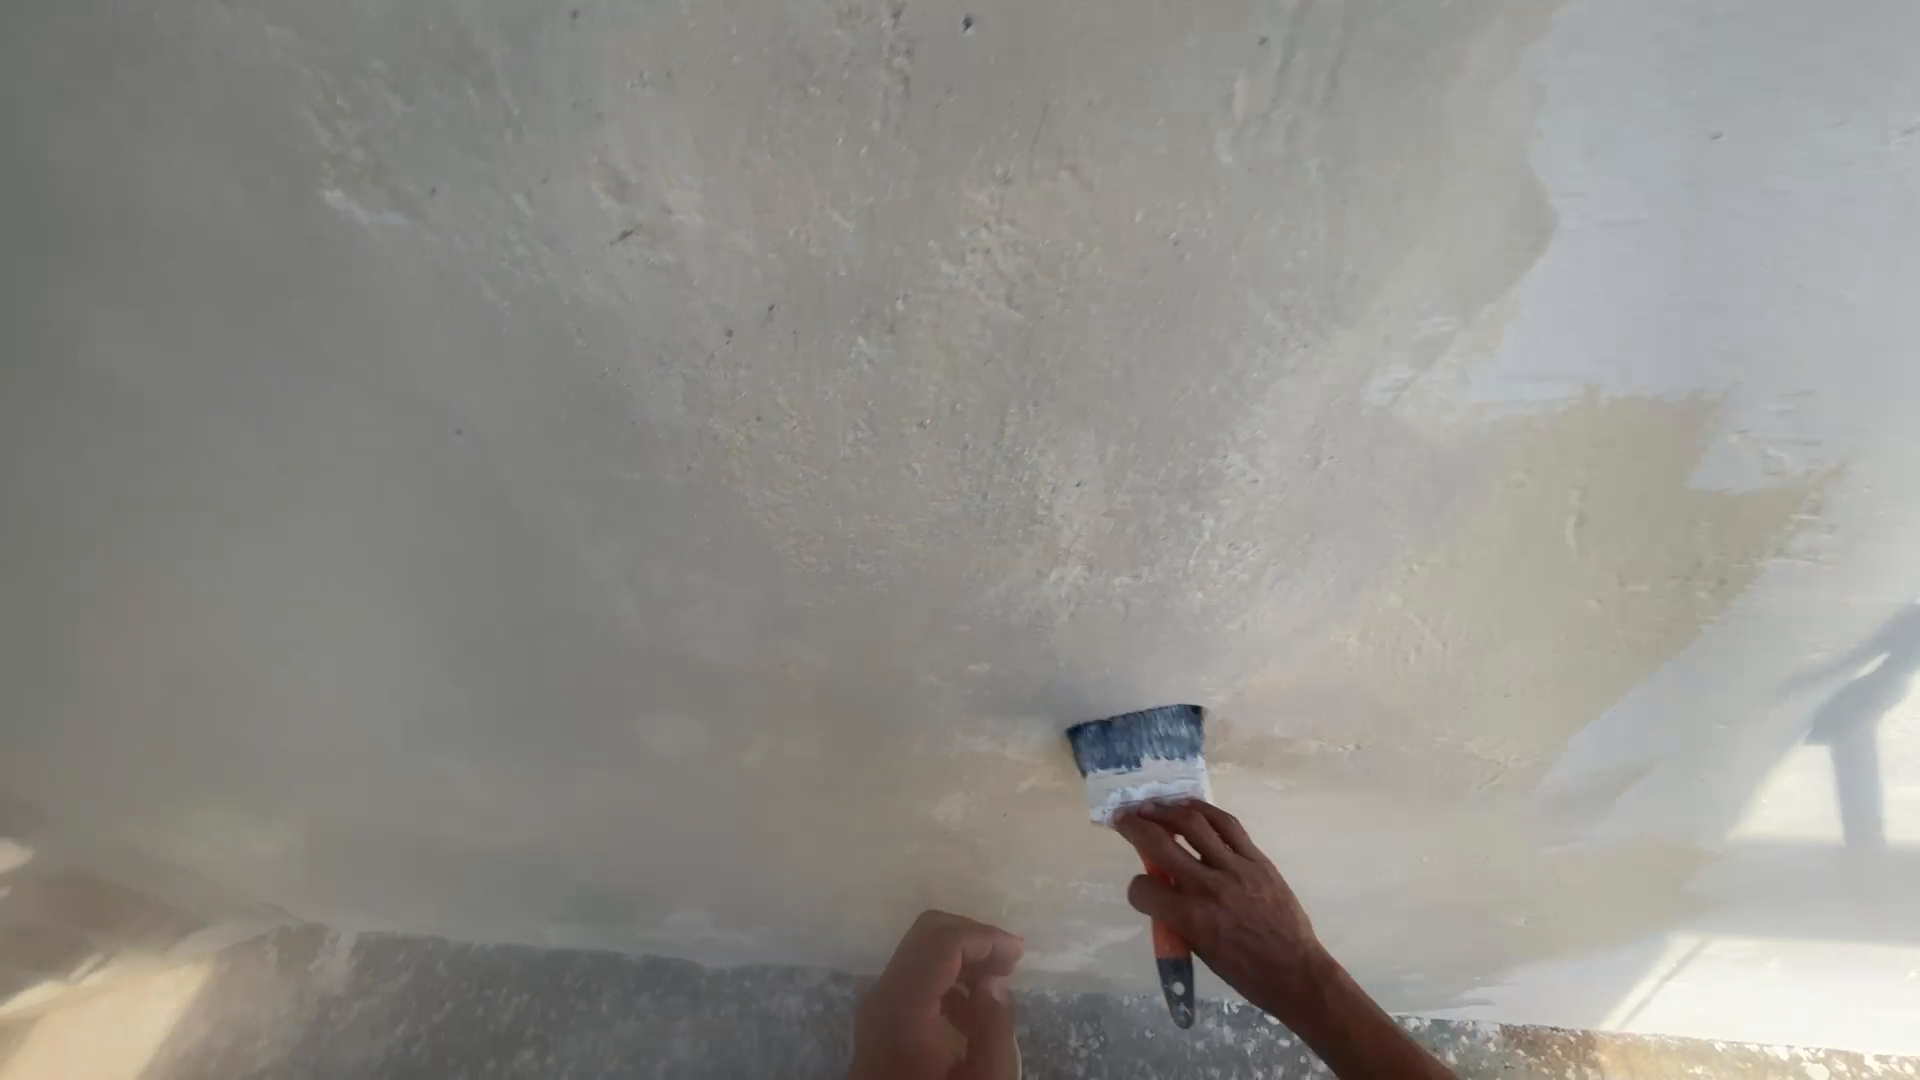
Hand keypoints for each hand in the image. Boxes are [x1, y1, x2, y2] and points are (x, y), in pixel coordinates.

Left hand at [850, 910, 1024, 1079]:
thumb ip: (994, 1029)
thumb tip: (994, 982)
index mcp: (902, 1006)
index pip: (942, 941)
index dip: (984, 937)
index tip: (1019, 953)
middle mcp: (882, 995)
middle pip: (927, 934)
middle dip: (972, 938)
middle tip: (1008, 964)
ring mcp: (877, 1006)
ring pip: (920, 951)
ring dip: (961, 957)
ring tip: (996, 988)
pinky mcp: (880, 1020)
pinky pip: (914, 976)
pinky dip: (945, 977)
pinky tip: (970, 1012)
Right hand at [1113, 800, 1328, 1024]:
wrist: (1297, 973)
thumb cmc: (1245, 972)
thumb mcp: (1199, 949)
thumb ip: (1176, 914)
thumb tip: (1160, 883)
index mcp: (1192, 919)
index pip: (1144, 890)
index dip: (1136, 889)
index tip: (1140, 889)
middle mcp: (1209, 888)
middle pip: (1160, 843)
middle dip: (1134, 827)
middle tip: (1123, 817)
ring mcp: (1236, 869)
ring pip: (1192, 824)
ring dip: (1165, 810)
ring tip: (1151, 806)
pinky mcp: (1258, 860)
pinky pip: (1227, 825)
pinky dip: (1203, 810)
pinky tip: (1187, 806)